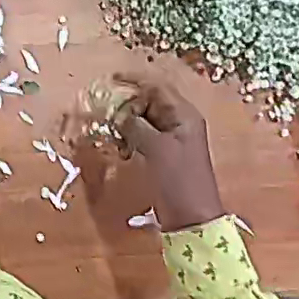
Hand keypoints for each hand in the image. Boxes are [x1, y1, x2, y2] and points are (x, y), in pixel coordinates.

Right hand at [117, 74, 224, 231]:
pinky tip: (121, 150)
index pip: (157, 87)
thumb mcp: (157, 148)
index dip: (134, 81)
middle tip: (106, 113)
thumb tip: (118, 114)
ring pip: (144, 120)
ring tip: (112, 133)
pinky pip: (144, 137)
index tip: (110, 80)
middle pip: (149, 102)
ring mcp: (172, 139)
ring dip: (127, 124)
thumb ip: (136, 126)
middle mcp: (179, 122)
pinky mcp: (164, 155)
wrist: (192, 218)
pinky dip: (131, 139)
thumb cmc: (179, 180)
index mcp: (184, 115)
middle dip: (128, 105)